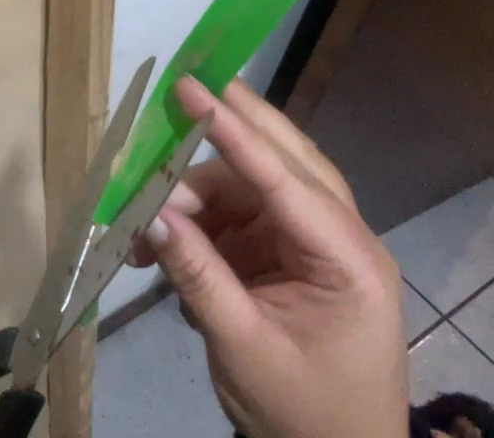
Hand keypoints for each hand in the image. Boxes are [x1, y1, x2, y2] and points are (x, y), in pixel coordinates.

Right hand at [127, 77, 406, 437]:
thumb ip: (197, 274)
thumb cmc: (305, 415)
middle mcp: (340, 239)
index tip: (194, 89)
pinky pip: (239, 217)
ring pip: (252, 186)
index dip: (234, 132)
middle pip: (286, 160)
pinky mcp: (288, 256)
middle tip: (185, 88)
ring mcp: (314, 245)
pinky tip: (160, 238)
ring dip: (196, 192)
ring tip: (144, 218)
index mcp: (349, 261)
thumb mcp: (243, 347)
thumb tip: (151, 214)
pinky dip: (197, 221)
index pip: (285, 180)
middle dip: (233, 126)